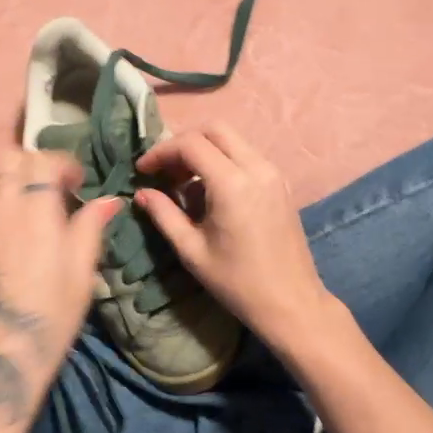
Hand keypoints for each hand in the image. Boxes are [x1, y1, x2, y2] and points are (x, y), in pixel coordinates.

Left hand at [0, 150, 121, 432]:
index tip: (75, 183)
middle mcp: (1, 207)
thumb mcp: (81, 274)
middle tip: (45, 185)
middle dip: (30, 162)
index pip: (43, 161)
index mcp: (37, 210)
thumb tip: (108, 201)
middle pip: (8, 159)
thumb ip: (90, 229)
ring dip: (2, 174)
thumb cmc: (50, 315)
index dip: (62, 164)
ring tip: (16, 195)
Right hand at [134, 124, 335, 350]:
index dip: (161, 152)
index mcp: (233, 183)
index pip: (191, 144)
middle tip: (164, 171)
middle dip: (183, 143)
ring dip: (203, 151)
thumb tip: (142, 193)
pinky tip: (209, 194)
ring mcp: (273, 173)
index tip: (142, 171)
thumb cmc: (237, 282)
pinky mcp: (281, 184)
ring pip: (232, 140)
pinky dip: (222, 162)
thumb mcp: (192, 251)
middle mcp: (257, 168)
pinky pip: (246, 156)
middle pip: (214, 129)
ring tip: (182, 185)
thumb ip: (164, 215)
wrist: (291, 302)